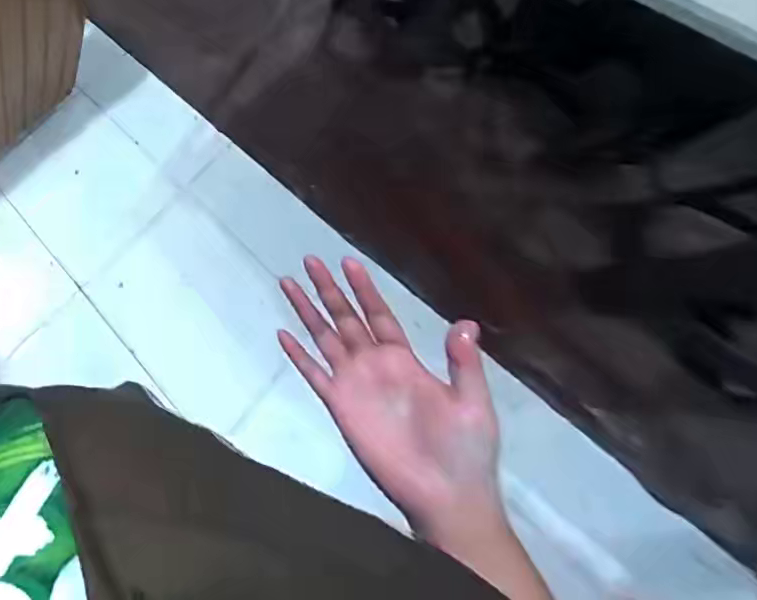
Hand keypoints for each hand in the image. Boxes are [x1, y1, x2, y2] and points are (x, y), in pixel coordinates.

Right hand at [277, 257, 502, 539]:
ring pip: (323, 336)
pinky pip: (314, 374)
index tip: (349, 262)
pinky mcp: (339, 405)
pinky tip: (283, 335)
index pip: (377, 313)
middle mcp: (373, 363)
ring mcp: (353, 382)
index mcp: (403, 359)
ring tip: (288, 283)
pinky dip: (298, 355)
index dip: (363, 288)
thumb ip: (464, 363)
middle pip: (344, 316)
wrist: (446, 497)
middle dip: (327, 288)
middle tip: (311, 260)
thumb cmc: (465, 450)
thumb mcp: (473, 402)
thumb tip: (467, 323)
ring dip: (306, 310)